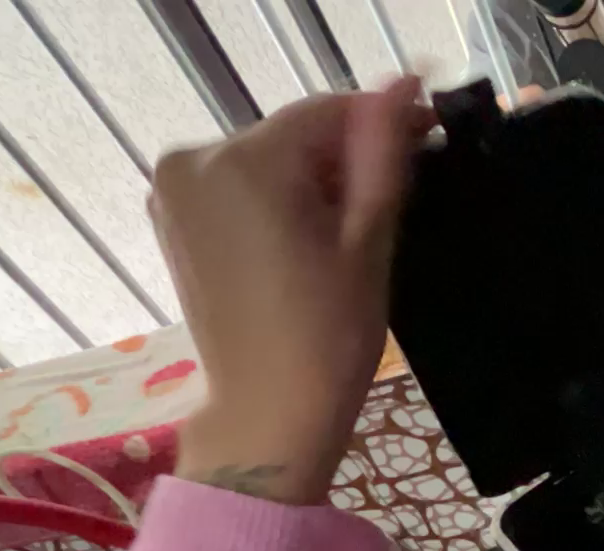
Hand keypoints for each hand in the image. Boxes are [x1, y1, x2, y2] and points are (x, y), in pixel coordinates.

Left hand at [150, 77, 432, 503]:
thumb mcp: (368, 245)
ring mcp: (173, 188)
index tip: (431, 135)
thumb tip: (404, 87)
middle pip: (293, 137)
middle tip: (388, 215)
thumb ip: (382, 159)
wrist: (272, 409)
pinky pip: (240, 189)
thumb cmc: (332, 335)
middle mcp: (192, 157)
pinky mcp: (172, 218)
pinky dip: (279, 204)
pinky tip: (305, 250)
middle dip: (345, 162)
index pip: (327, 112)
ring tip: (346, 242)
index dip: (384, 120)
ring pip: (268, 162)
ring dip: (314, 184)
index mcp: (244, 161)